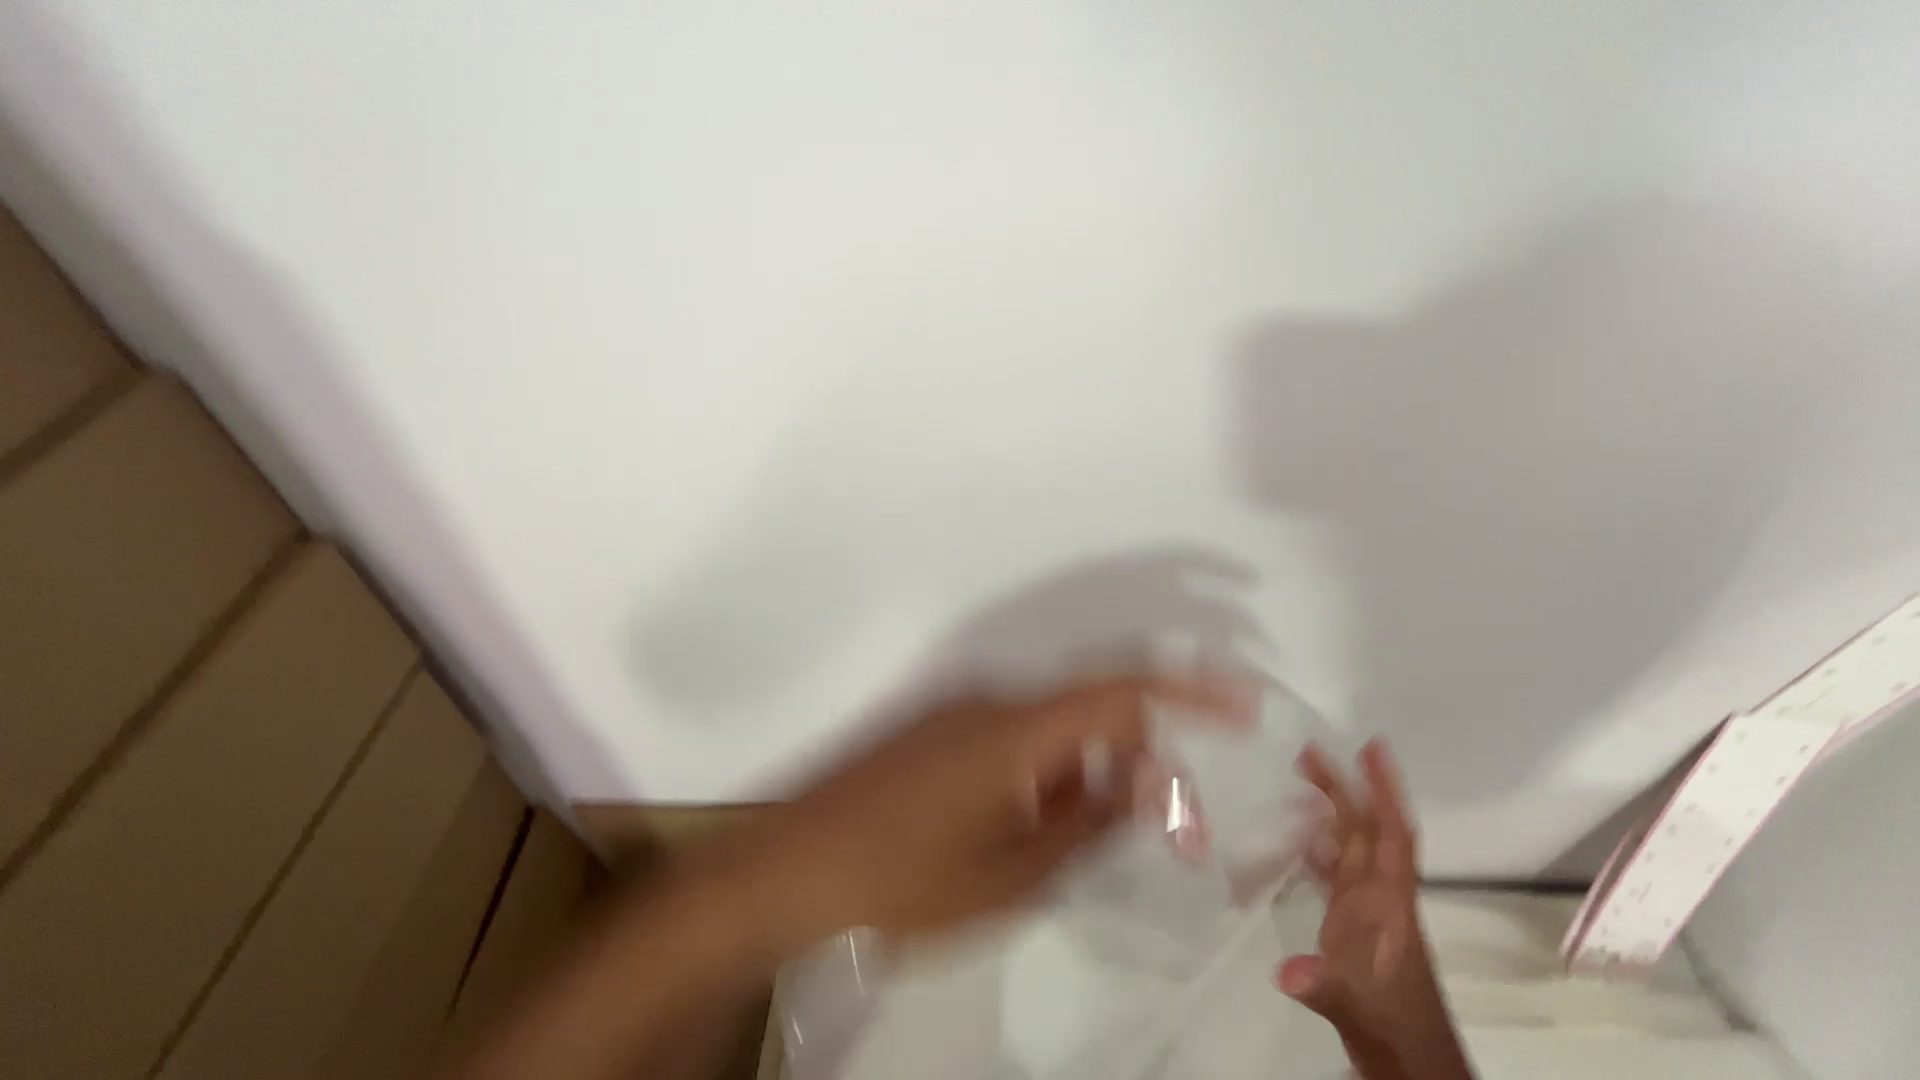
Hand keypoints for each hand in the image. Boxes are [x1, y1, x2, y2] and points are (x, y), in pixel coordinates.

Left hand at [740, 672, 1253, 949]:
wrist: (788, 867)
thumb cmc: (901, 883)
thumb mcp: (1013, 875)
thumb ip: (1089, 826)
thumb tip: (1148, 786)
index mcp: (1016, 728)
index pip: (1123, 687)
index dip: (1192, 688)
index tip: (1244, 702)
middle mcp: (988, 701)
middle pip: (1089, 706)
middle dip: (1137, 752)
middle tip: (1164, 817)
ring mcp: (953, 709)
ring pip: (1049, 725)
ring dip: (1085, 768)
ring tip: (1080, 839)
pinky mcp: (930, 726)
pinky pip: (1010, 733)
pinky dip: (1043, 768)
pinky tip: (1029, 823)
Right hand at [1278, 741, 1468, 1078]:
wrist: (1411, 1061)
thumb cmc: (1390, 1026)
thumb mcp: (1354, 1006)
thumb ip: (1321, 984)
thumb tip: (1285, 969)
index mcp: (1387, 903)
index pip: (1391, 834)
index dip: (1385, 789)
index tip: (1371, 746)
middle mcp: (1381, 896)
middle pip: (1366, 829)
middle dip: (1344, 788)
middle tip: (1307, 752)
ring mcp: (1369, 909)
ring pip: (1352, 846)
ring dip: (1331, 812)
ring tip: (1298, 782)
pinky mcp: (1356, 925)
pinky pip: (1337, 872)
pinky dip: (1319, 849)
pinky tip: (1297, 841)